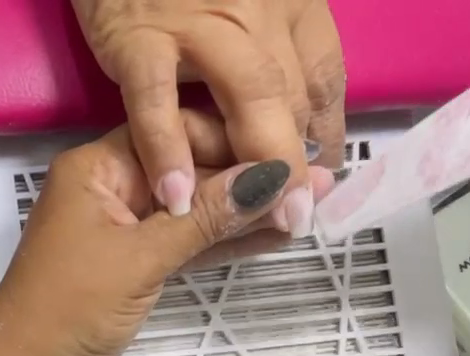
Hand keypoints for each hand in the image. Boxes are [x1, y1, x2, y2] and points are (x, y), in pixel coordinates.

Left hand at [0, 113, 336, 355]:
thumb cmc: (64, 311)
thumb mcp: (138, 259)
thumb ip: (204, 218)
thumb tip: (271, 178)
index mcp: (99, 167)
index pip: (180, 134)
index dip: (239, 145)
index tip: (293, 158)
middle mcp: (112, 189)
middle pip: (192, 171)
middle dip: (251, 181)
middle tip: (317, 185)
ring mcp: (123, 231)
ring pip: (194, 212)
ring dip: (246, 214)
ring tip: (309, 210)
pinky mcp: (133, 269)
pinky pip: (186, 246)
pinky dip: (223, 245)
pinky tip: (271, 237)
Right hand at [72, 0, 343, 232]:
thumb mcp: (239, 2)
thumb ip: (266, 51)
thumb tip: (288, 122)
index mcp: (287, 0)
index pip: (323, 76)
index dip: (329, 134)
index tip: (323, 182)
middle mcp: (256, 10)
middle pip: (292, 95)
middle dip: (300, 163)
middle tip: (299, 219)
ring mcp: (197, 24)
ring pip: (245, 97)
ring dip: (258, 164)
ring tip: (262, 219)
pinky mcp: (139, 41)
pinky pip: (157, 102)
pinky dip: (169, 150)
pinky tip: (177, 196)